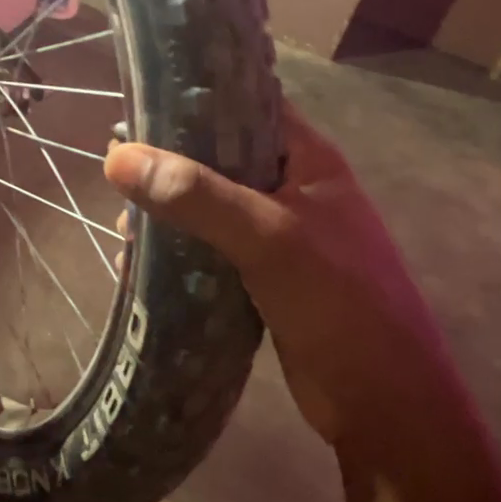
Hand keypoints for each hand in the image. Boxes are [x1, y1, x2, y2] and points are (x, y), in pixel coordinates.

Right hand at [103, 101, 455, 443]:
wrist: (384, 404)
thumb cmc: (339, 302)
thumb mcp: (267, 237)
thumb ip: (196, 195)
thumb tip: (116, 158)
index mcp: (307, 159)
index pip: (247, 103)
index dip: (195, 97)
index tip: (137, 101)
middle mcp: (292, 187)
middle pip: (218, 156)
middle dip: (166, 165)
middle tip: (115, 173)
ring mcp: (278, 235)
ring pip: (209, 206)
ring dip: (166, 215)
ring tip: (122, 230)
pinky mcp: (263, 278)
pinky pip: (210, 250)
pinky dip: (176, 253)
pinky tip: (137, 267)